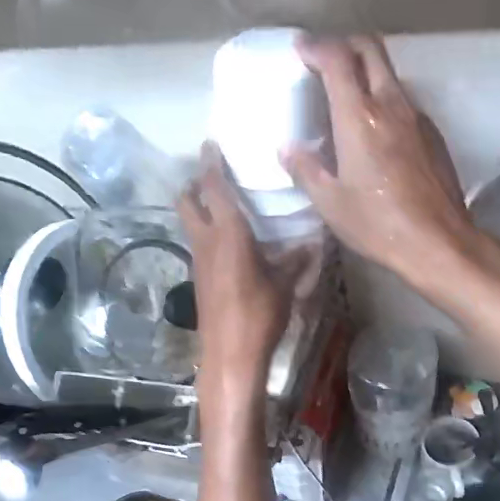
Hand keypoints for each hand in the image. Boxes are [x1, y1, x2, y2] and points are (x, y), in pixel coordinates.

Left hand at [179, 143, 317, 409]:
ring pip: (191, 224)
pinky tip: (229, 245)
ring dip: (200, 210)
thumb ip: (295, 262)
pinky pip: (199, 245)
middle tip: (213, 177)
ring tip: (223, 206)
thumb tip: (311, 245)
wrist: (230, 356)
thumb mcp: (283, 287)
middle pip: (188, 201)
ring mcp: (198, 262)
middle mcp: (206, 242)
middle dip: (196, 184)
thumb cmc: (259, 316)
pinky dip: (208, 235)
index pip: (213, 188)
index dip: (211, 163)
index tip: (211, 144)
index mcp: (228, 234)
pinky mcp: (199, 280)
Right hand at [283, 35, 499, 291]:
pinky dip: (386, 102)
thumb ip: (306, 170)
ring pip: (390, 75)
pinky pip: (405, 103)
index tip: (301, 50)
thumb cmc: (378, 225)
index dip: (316, 46)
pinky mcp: (434, 135)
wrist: (438, 242)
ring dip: (367, 74)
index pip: (337, 58)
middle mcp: (391, 105)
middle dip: (345, 45)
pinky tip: (378, 134)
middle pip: (370, 49)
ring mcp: (417, 118)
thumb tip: (286, 149)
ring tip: (349, 100)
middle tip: (326, 62)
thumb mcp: (331, 204)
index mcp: (359, 117)